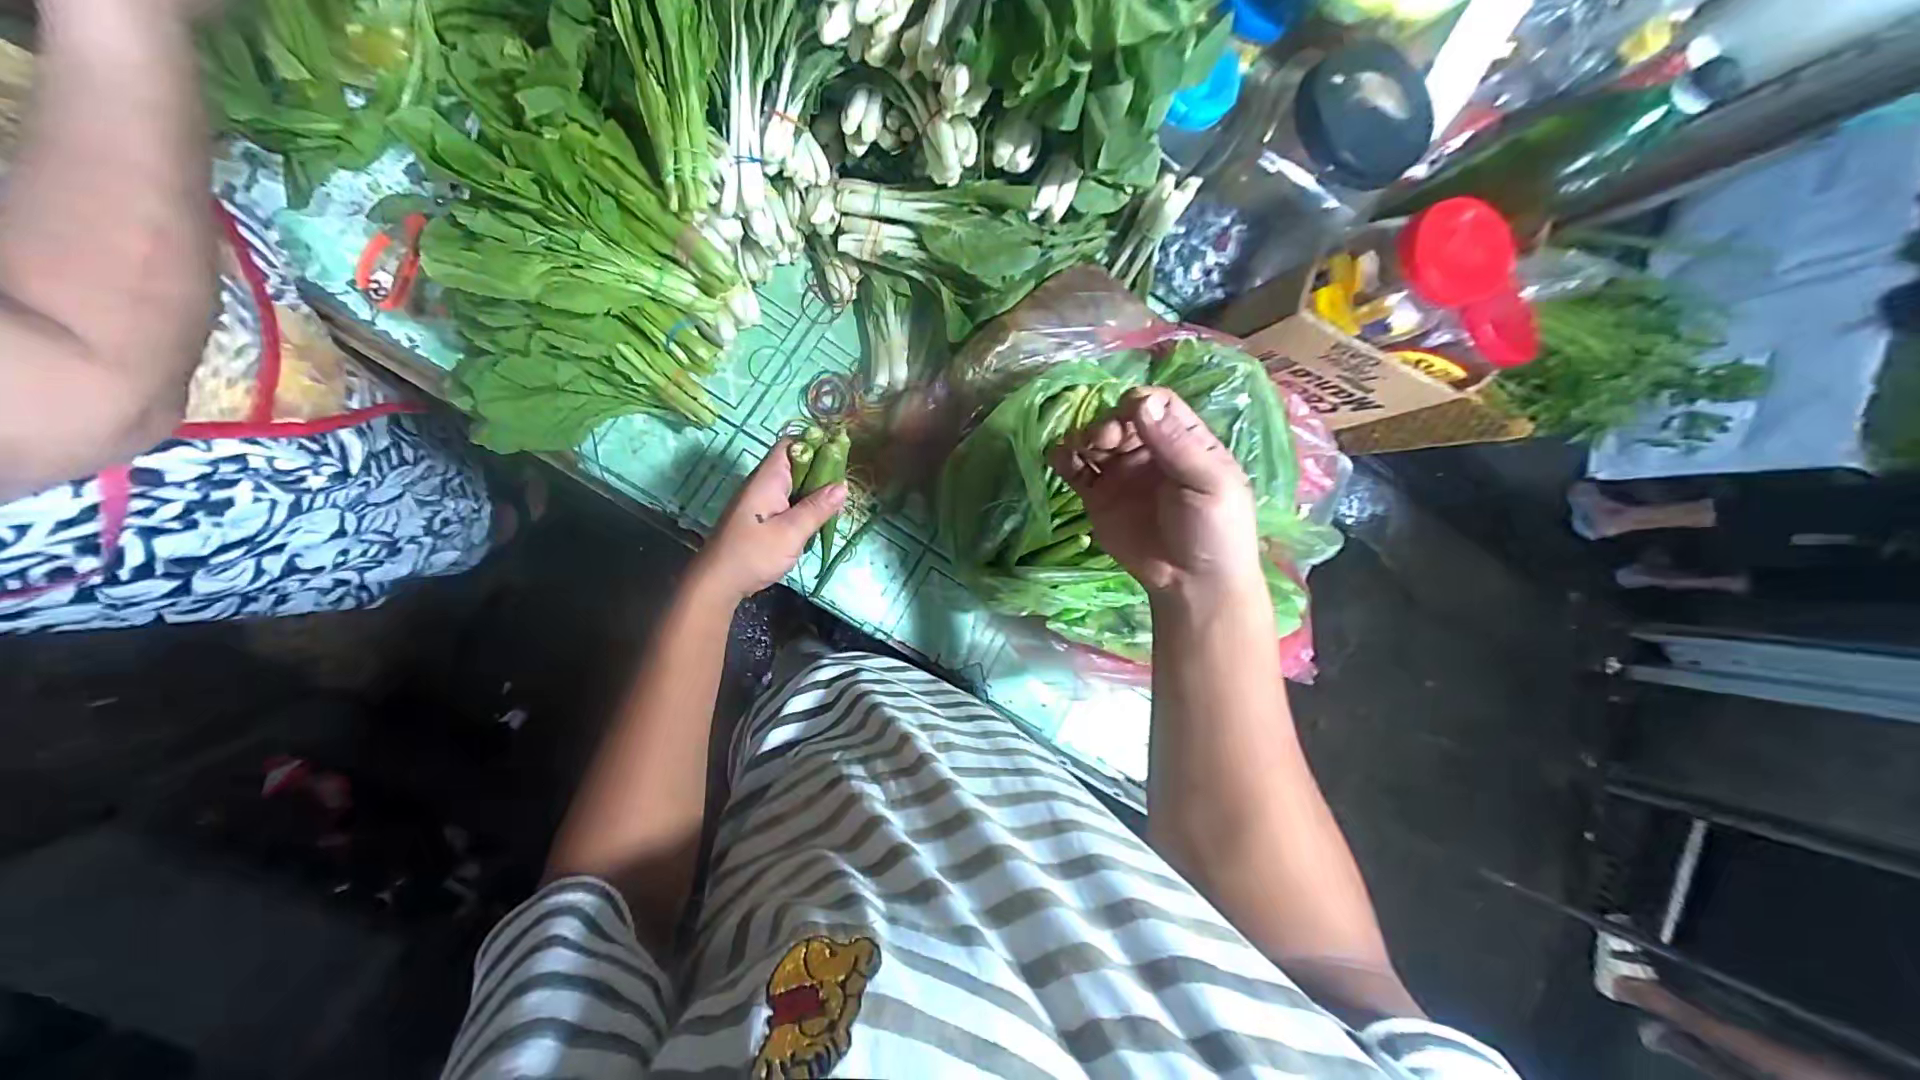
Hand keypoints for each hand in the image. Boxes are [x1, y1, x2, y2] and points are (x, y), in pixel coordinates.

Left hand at [691, 439, 846, 602]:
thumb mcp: (791, 532)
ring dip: (814, 494)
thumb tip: (843, 485)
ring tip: (835, 507)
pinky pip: (787, 503)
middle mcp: (762, 484)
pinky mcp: (761, 519)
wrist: (717, 583)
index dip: (815, 445)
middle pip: (795, 465)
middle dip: (820, 473)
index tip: (840, 458)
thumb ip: (817, 507)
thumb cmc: (753, 554)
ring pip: (793, 486)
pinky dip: (804, 508)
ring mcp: (760, 502)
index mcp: (767, 479)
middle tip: (843, 489)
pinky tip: (817, 522)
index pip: (791, 445)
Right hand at [1051, 387, 1263, 605]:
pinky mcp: (1098, 498)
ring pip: (1096, 439)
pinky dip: (1063, 458)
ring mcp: (1122, 474)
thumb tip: (1140, 402)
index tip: (1129, 415)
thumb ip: (1176, 443)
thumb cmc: (1215, 531)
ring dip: (1084, 435)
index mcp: (1184, 441)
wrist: (1193, 584)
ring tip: (1080, 448)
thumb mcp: (1209, 483)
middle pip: (1121, 418)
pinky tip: (1059, 457)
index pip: (1159, 405)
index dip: (1141, 403)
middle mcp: (1150, 452)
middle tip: (1104, 440)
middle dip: (1108, 421)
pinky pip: (1076, 470)